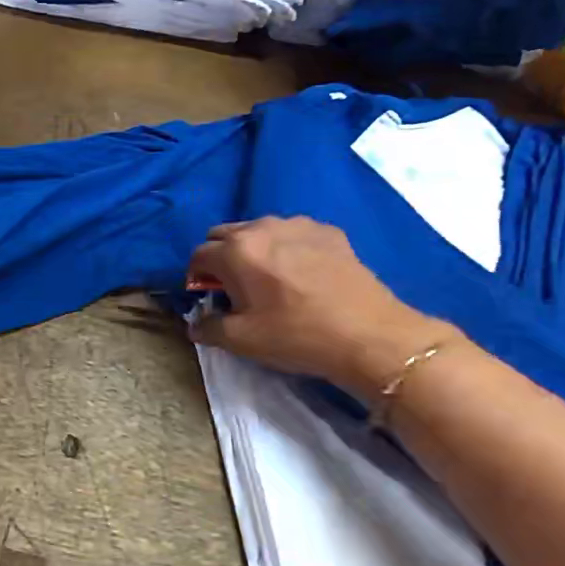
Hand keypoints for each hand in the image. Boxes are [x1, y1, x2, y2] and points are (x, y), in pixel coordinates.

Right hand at [186, 217, 464, 399]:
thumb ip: (209, 328)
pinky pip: (294, 234)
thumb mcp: (243, 341)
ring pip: (261, 231)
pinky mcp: (329, 231)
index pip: (199, 255)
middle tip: (236, 290)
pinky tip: (304, 276)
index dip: (197, 278)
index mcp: (236, 250)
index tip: (209, 299)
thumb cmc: (298, 336)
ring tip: (271, 281)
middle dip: (222, 258)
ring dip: (255, 250)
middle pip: (226, 235)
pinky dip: (287, 249)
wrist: (369, 334)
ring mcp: (299, 224)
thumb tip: (196, 323)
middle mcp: (263, 227)